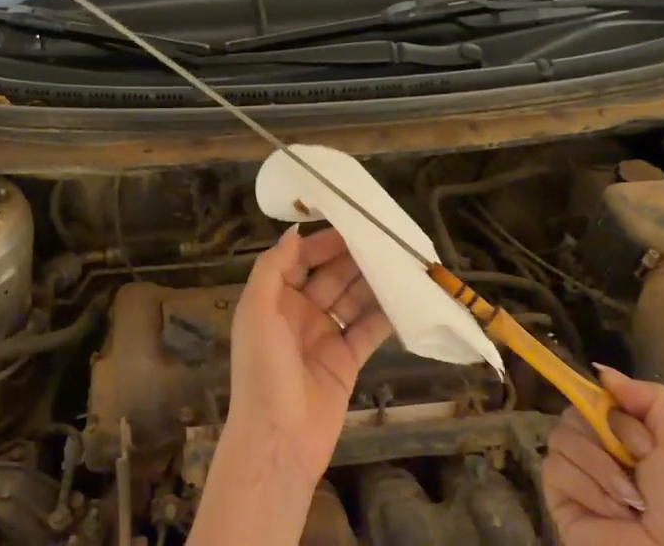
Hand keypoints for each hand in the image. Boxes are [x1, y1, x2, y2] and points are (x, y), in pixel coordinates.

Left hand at [227, 225, 394, 478]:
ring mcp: (324, 336)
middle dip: (353, 259)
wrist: (279, 438)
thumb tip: (294, 230)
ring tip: (401, 262)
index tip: (353, 225)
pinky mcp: (347, 361)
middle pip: (329, 276)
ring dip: (372, 282)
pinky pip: (368, 330)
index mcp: (273, 298)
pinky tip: (406, 297)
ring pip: (351, 300)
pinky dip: (385, 315)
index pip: (300, 259)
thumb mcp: (257, 311)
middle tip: (386, 240)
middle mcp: (298, 312)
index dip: (323, 242)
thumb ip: (272, 268)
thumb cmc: (262, 368)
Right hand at [543, 365, 663, 545]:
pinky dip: (589, 488)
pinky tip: (612, 511)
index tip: (615, 409)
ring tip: (629, 500)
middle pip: (574, 413)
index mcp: (627, 438)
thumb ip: (651, 399)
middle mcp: (598, 451)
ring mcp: (576, 474)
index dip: (603, 402)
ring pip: (562, 437)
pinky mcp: (558, 496)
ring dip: (601, 467)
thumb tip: (602, 370)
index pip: (596, 399)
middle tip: (634, 463)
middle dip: (606, 437)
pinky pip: (556, 467)